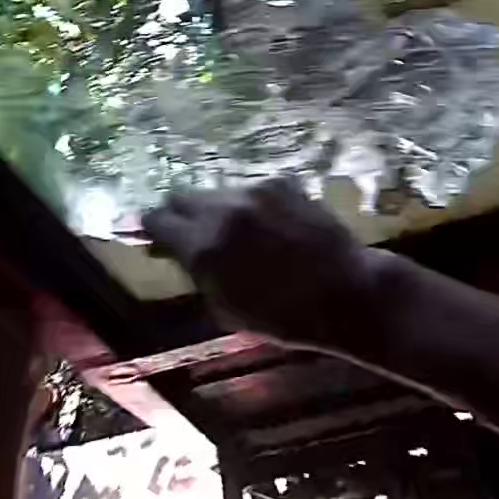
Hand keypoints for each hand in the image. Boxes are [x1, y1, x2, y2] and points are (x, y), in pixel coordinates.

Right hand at [141, 180, 386, 351]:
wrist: (346, 291)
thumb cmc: (283, 316)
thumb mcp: (226, 307)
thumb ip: (195, 271)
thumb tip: (171, 250)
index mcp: (203, 247)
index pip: (156, 219)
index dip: (152, 228)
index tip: (156, 235)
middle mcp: (222, 210)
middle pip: (180, 195)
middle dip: (180, 212)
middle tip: (192, 230)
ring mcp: (253, 192)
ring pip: (217, 192)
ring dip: (218, 209)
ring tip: (241, 232)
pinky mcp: (280, 182)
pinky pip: (250, 189)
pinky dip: (251, 205)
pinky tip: (271, 225)